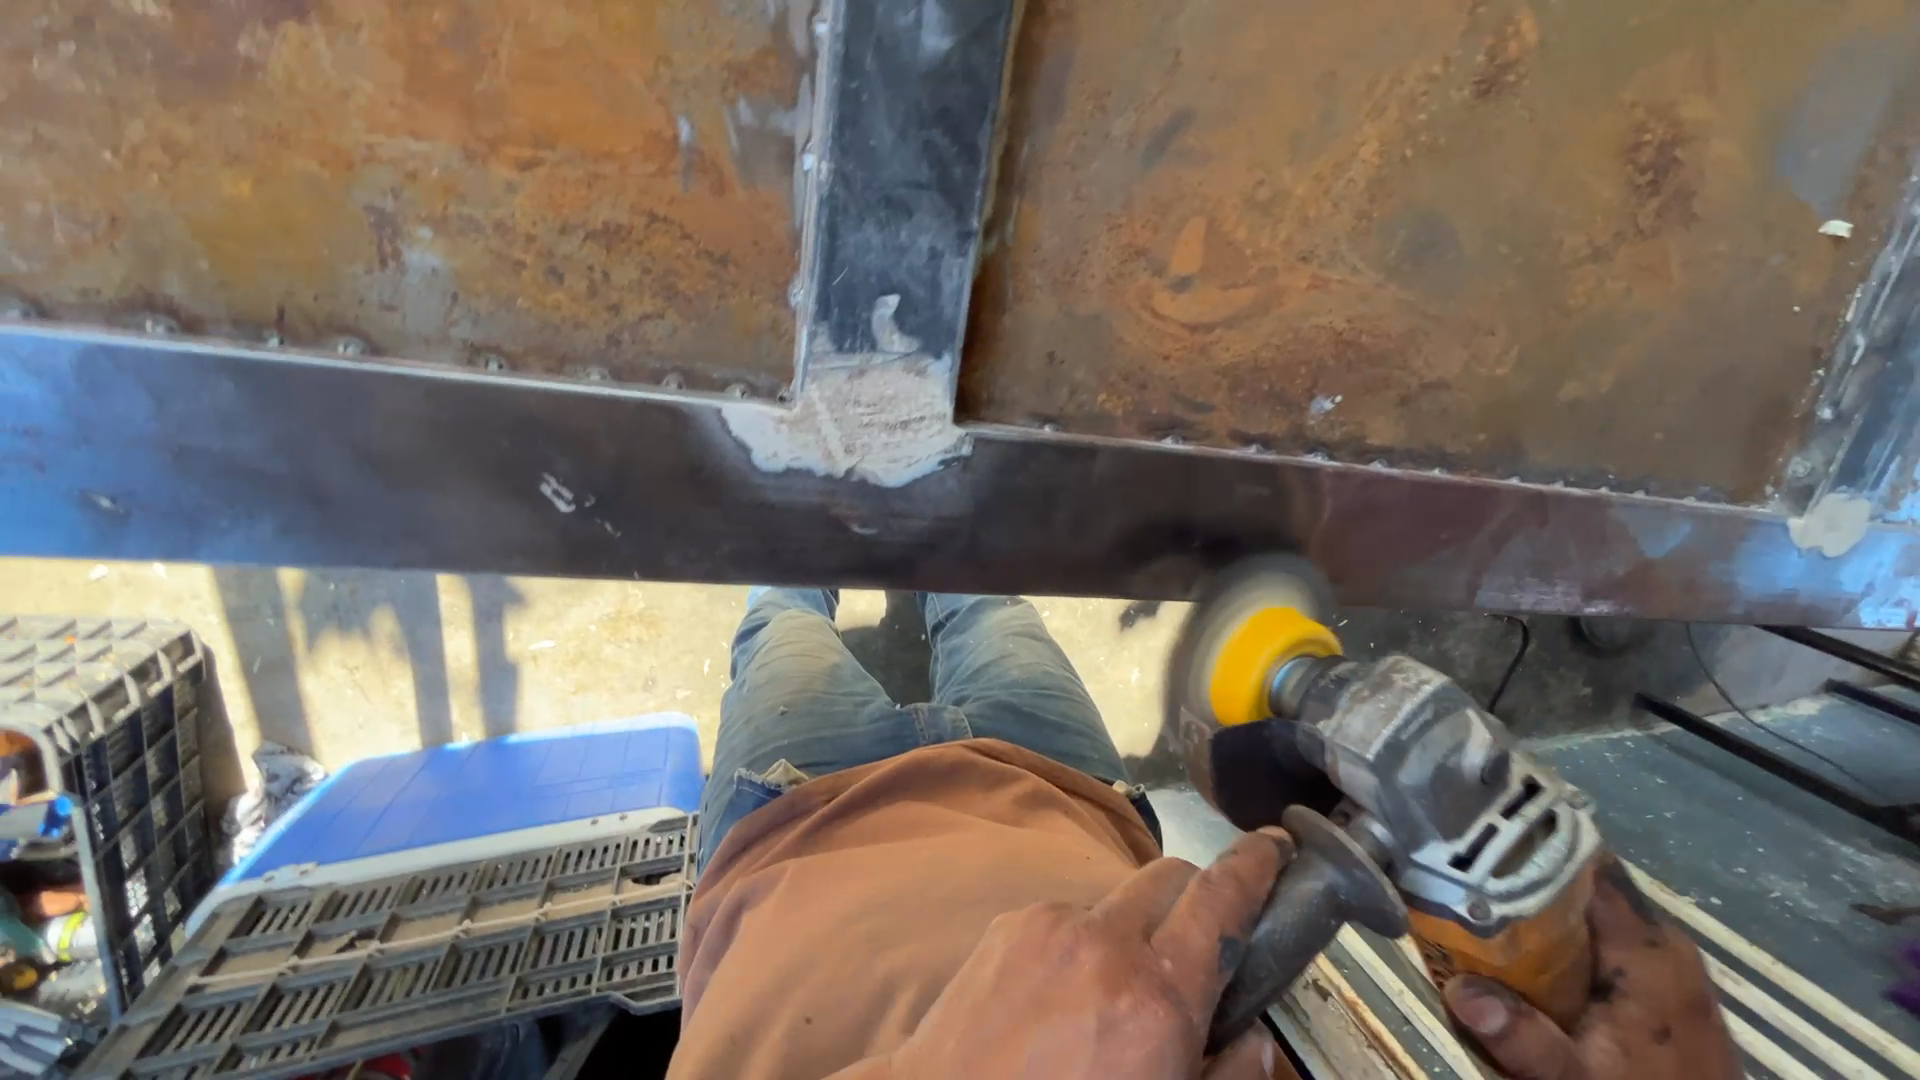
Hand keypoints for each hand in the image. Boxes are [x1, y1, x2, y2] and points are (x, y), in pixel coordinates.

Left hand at [888, 828, 1297, 1079]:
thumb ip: (1227, 1075)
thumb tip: (1256, 1034)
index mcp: (1156, 998)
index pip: (1220, 903)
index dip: (1255, 866)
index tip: (1275, 843)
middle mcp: (1105, 942)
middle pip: (1169, 877)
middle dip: (1192, 898)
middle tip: (1194, 947)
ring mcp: (1052, 923)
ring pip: (1115, 900)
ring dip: (1129, 931)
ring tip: (1107, 995)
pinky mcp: (1011, 922)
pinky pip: (1066, 917)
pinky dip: (1080, 943)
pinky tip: (1057, 995)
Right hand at [1443, 859, 1740, 1079]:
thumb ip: (1524, 1038)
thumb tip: (1458, 990)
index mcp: (1648, 948)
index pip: (1583, 861)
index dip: (1524, 842)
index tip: (1470, 836)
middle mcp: (1660, 942)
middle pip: (1576, 881)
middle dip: (1515, 872)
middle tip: (1453, 869)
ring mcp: (1661, 963)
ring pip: (1583, 907)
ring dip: (1530, 902)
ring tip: (1469, 898)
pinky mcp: (1656, 985)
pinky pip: (1594, 934)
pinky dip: (1552, 931)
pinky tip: (1511, 946)